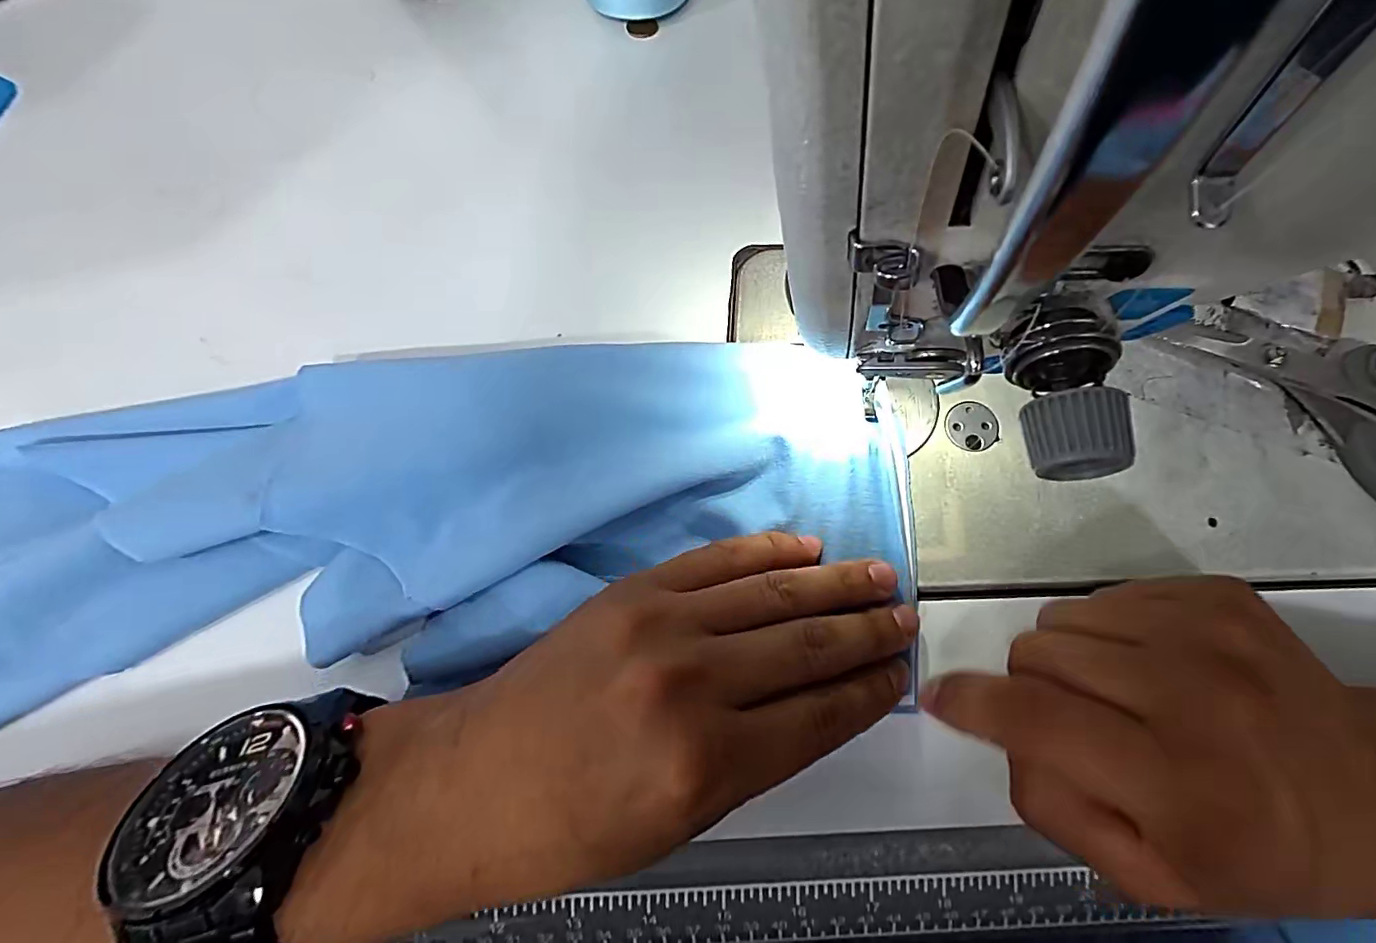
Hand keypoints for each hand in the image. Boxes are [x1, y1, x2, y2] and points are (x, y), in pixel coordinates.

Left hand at [294, 531, 917, 937]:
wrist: (469, 782)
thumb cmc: (574, 826)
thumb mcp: (678, 823)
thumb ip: (759, 760)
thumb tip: (825, 705)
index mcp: (704, 762)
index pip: (817, 714)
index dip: (867, 689)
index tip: (900, 668)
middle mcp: (690, 684)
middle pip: (805, 646)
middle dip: (866, 630)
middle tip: (906, 615)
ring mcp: (660, 624)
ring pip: (772, 595)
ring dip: (833, 584)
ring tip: (878, 575)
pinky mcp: (634, 590)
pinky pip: (717, 561)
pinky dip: (768, 552)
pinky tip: (807, 549)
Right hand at [923, 578, 1375, 922]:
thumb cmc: (1263, 853)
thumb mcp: (1156, 878)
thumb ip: (1057, 809)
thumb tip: (1003, 734)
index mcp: (1175, 779)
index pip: (1035, 720)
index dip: (971, 704)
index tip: (939, 695)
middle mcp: (1188, 688)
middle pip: (1037, 654)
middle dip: (1030, 690)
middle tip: (1073, 724)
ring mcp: (1206, 627)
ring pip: (1064, 617)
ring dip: (1069, 656)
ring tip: (1119, 695)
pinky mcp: (1216, 591)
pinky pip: (1107, 596)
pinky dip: (1108, 631)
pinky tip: (1155, 667)